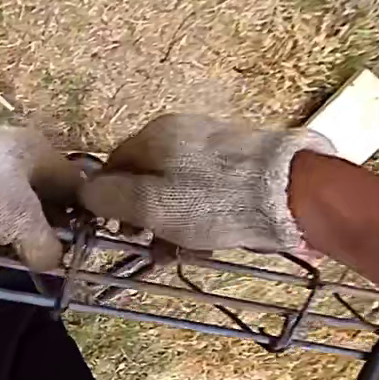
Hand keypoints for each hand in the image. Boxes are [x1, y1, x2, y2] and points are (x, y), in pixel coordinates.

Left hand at [0, 124, 82, 269]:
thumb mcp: (19, 223)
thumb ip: (45, 245)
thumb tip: (53, 262)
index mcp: (39, 150)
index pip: (75, 184)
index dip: (80, 216)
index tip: (75, 246)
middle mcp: (17, 149)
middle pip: (46, 192)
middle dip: (47, 225)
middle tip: (44, 253)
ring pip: (17, 199)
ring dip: (19, 227)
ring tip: (16, 251)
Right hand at [78, 114, 334, 251]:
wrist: (293, 193)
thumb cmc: (213, 202)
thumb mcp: (151, 206)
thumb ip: (111, 198)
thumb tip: (85, 193)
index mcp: (154, 134)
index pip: (113, 165)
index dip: (108, 200)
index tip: (117, 231)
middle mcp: (180, 130)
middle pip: (145, 175)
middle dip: (142, 213)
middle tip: (148, 245)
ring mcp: (213, 142)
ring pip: (175, 185)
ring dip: (169, 219)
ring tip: (179, 249)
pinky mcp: (240, 158)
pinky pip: (203, 187)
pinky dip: (196, 212)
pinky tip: (206, 236)